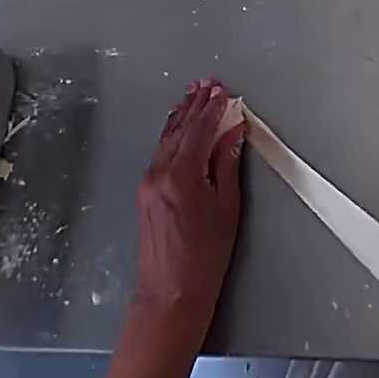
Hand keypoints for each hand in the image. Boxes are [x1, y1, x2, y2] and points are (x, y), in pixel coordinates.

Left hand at [133, 79, 248, 325]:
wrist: (170, 294)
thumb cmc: (206, 256)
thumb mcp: (227, 207)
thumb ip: (227, 163)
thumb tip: (233, 131)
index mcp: (182, 175)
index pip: (200, 130)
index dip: (214, 108)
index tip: (224, 92)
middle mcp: (160, 172)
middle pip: (181, 128)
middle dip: (196, 104)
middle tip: (209, 83)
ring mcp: (148, 181)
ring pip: (168, 137)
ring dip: (183, 114)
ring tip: (194, 94)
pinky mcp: (145, 190)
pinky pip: (161, 151)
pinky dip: (173, 132)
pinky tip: (178, 123)